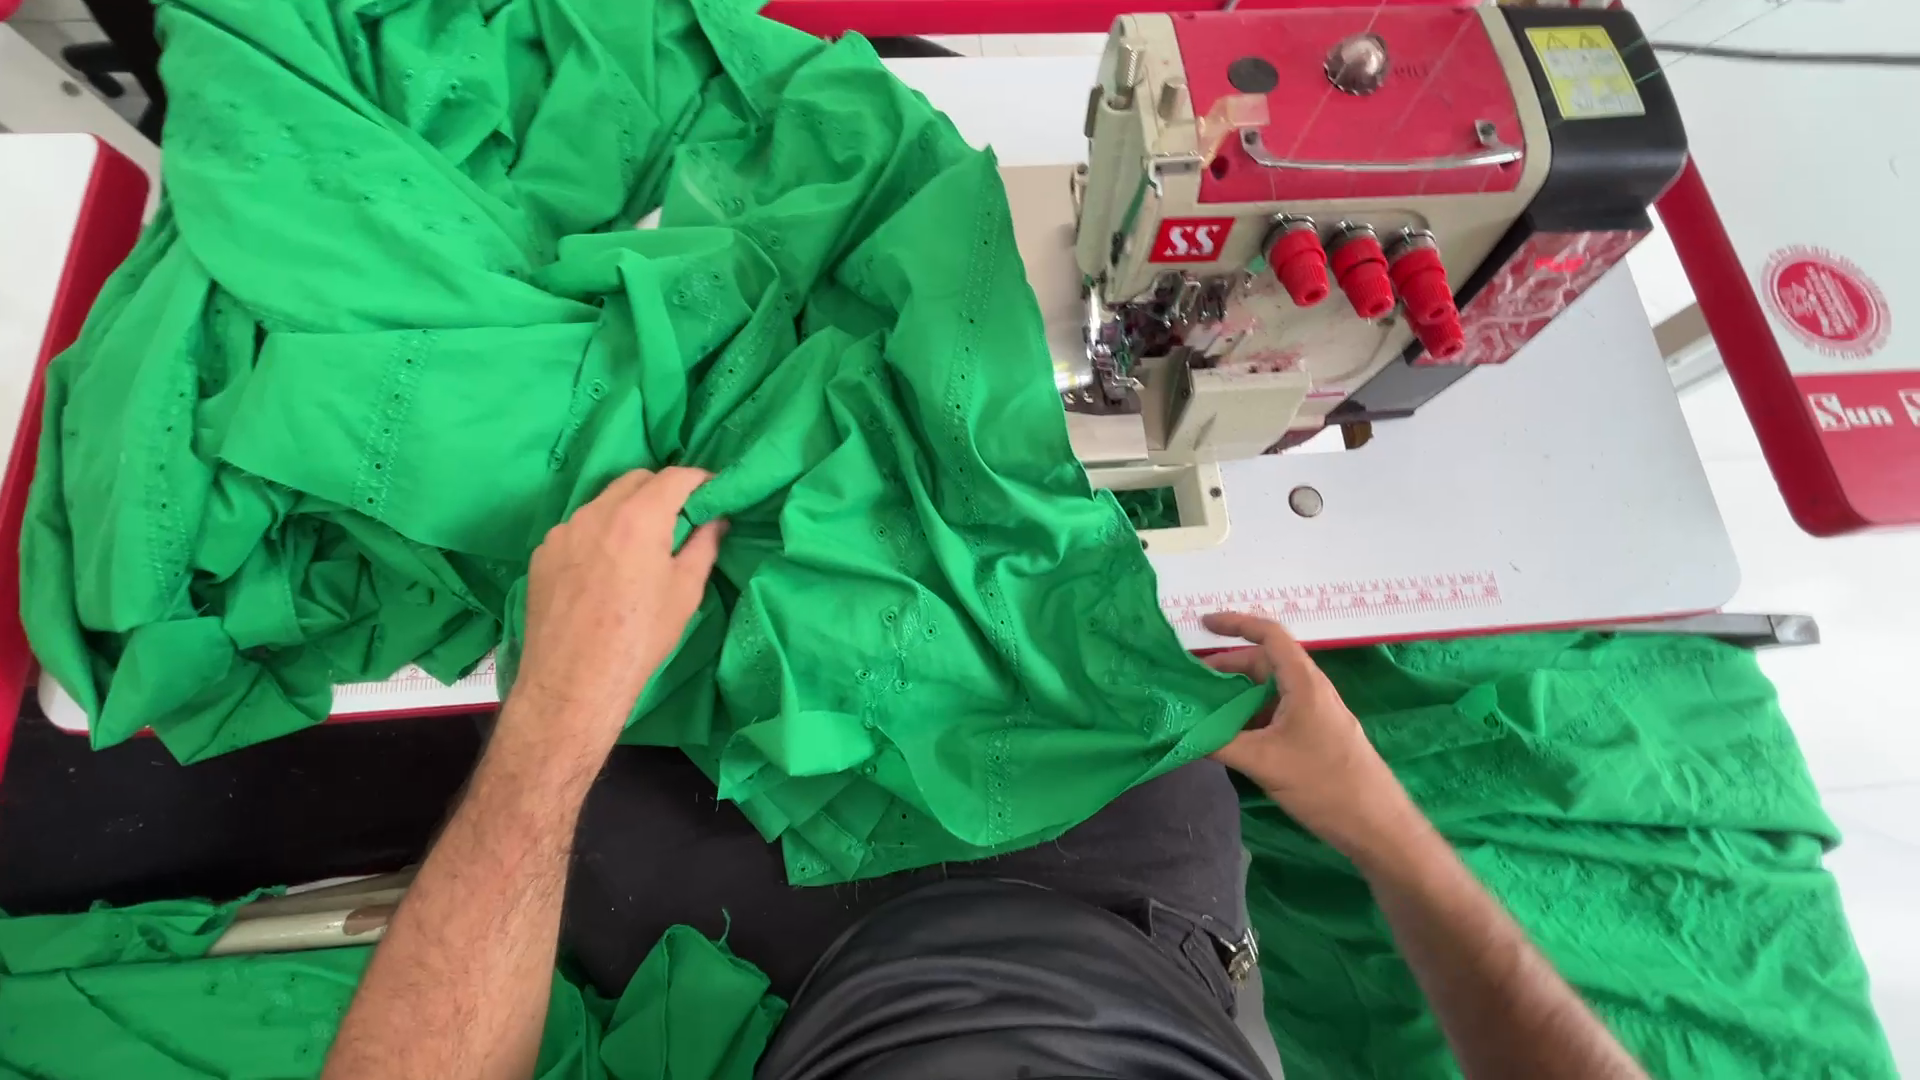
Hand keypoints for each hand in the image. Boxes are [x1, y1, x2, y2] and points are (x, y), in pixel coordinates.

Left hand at [510, 467, 725, 751]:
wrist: (575, 680)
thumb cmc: (641, 635)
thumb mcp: (686, 591)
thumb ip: (704, 545)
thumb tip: (716, 519)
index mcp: (638, 518)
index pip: (674, 476)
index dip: (699, 479)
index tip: (714, 492)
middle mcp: (596, 512)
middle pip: (636, 480)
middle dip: (663, 490)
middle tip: (681, 518)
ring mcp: (563, 531)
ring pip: (604, 502)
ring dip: (629, 511)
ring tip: (642, 546)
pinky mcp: (543, 553)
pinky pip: (579, 528)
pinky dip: (600, 533)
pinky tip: (607, 568)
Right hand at [1203, 611, 1413, 856]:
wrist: (1377, 828)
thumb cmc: (1324, 784)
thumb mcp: (1263, 762)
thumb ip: (1217, 743)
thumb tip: (1177, 730)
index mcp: (1303, 682)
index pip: (1269, 635)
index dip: (1235, 623)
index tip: (1202, 625)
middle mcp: (1309, 690)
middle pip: (1262, 663)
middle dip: (1225, 667)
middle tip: (1191, 682)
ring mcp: (1312, 713)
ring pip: (1266, 690)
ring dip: (1234, 695)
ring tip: (1202, 708)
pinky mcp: (1313, 735)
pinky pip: (1273, 712)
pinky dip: (1247, 715)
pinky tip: (1227, 734)